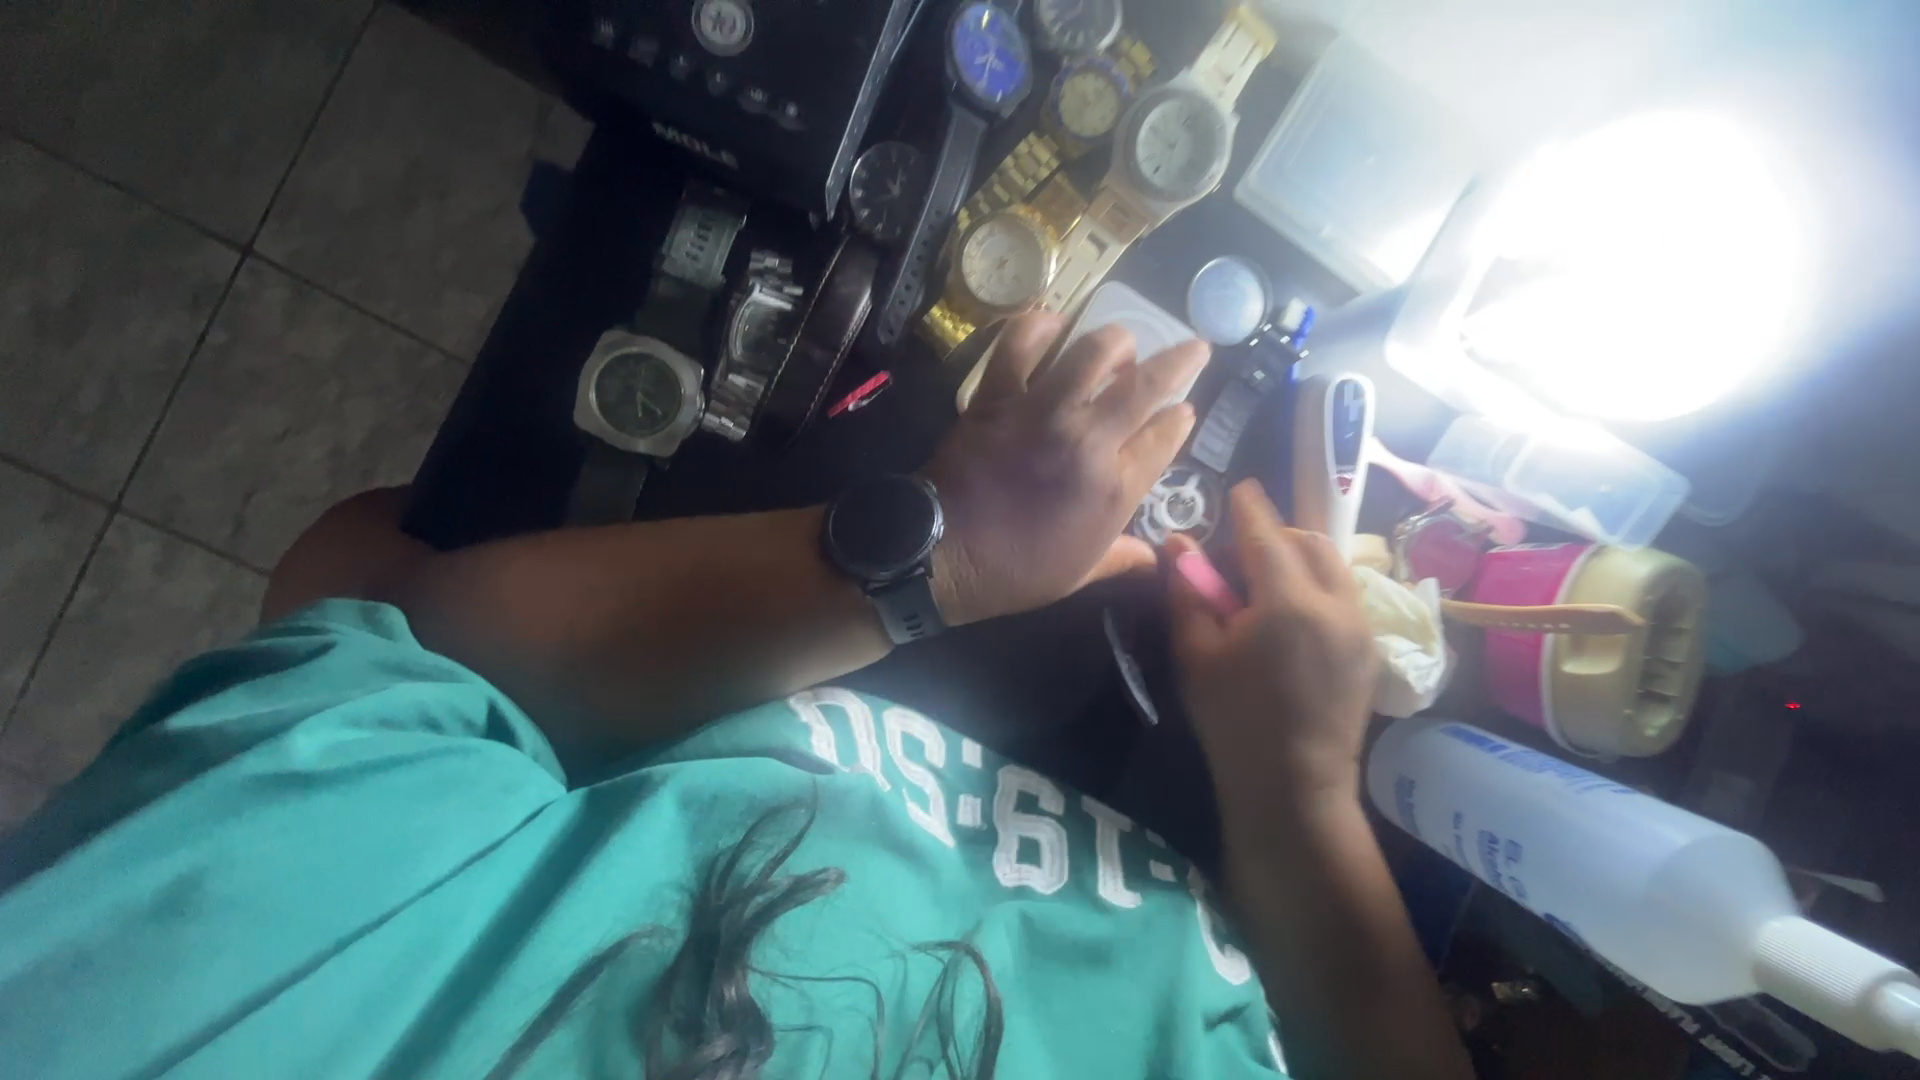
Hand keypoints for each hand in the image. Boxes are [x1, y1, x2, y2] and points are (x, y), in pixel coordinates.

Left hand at [925, 313, 1208, 625]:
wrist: (942, 555)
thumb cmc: (1015, 572)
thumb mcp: (1079, 575)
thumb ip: (1124, 558)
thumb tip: (1158, 558)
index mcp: (1114, 487)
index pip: (1165, 437)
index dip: (1181, 419)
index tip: (1184, 410)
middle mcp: (1087, 439)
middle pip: (1146, 385)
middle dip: (1180, 361)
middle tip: (1190, 350)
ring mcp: (1041, 412)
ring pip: (1092, 352)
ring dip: (1116, 341)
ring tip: (1120, 344)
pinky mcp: (997, 397)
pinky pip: (1019, 345)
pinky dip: (1038, 326)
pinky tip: (1052, 323)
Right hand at [1168, 481, 1377, 824]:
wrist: (1292, 788)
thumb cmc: (1232, 721)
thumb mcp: (1195, 653)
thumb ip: (1188, 592)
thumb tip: (1178, 544)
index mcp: (1290, 604)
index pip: (1266, 535)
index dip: (1249, 507)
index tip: (1239, 486)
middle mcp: (1337, 605)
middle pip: (1309, 542)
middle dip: (1274, 535)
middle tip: (1234, 558)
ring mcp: (1362, 629)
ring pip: (1333, 567)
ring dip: (1298, 559)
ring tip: (1261, 587)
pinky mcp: (1370, 652)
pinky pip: (1344, 596)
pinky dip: (1315, 586)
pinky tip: (1287, 617)